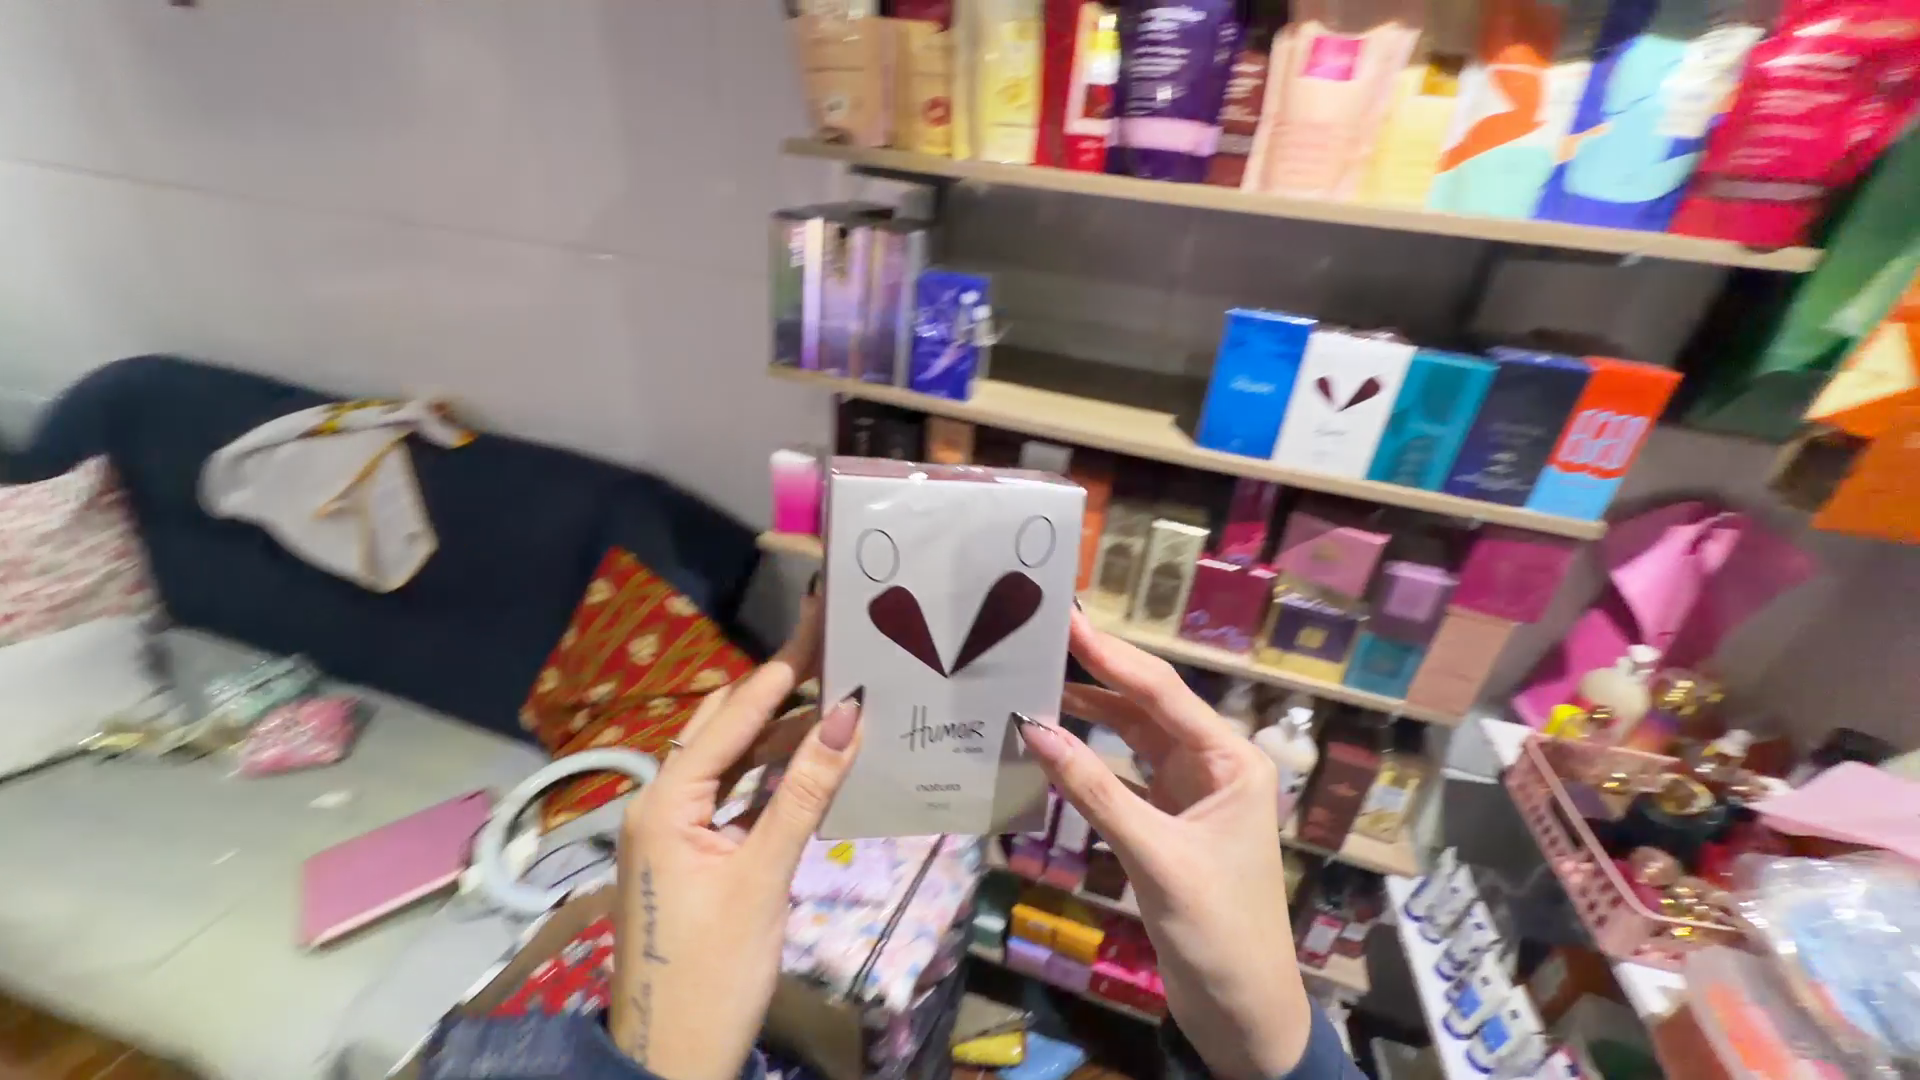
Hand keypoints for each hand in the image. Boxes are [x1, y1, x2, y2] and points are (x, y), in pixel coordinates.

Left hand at [609, 596, 861, 1079]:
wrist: (670, 1062)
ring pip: (730, 762)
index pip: (729, 720)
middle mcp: (662, 803)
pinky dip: (770, 774)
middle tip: (827, 654)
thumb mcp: (764, 876)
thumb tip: (847, 716)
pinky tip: (807, 758)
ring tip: (831, 698)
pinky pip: (734, 795)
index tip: (814, 626)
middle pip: (722, 730)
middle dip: (774, 692)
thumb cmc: (715, 970)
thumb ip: (804, 792)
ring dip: (776, 733)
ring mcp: (675, 829)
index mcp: (664, 802)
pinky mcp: (693, 852)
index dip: (777, 673)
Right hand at [1016, 611, 1311, 1079]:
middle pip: (1149, 703)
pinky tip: (1059, 736)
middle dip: (1101, 669)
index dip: (1112, 655)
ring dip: (1093, 708)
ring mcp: (1190, 788)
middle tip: (1048, 635)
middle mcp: (1213, 762)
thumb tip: (1032, 729)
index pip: (1162, 692)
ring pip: (1135, 733)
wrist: (1243, 1013)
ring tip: (1043, 675)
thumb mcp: (1156, 856)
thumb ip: (1094, 790)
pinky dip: (1092, 753)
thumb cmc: (1217, 931)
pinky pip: (1125, 769)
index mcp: (1231, 759)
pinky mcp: (1168, 815)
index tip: (1068, 621)